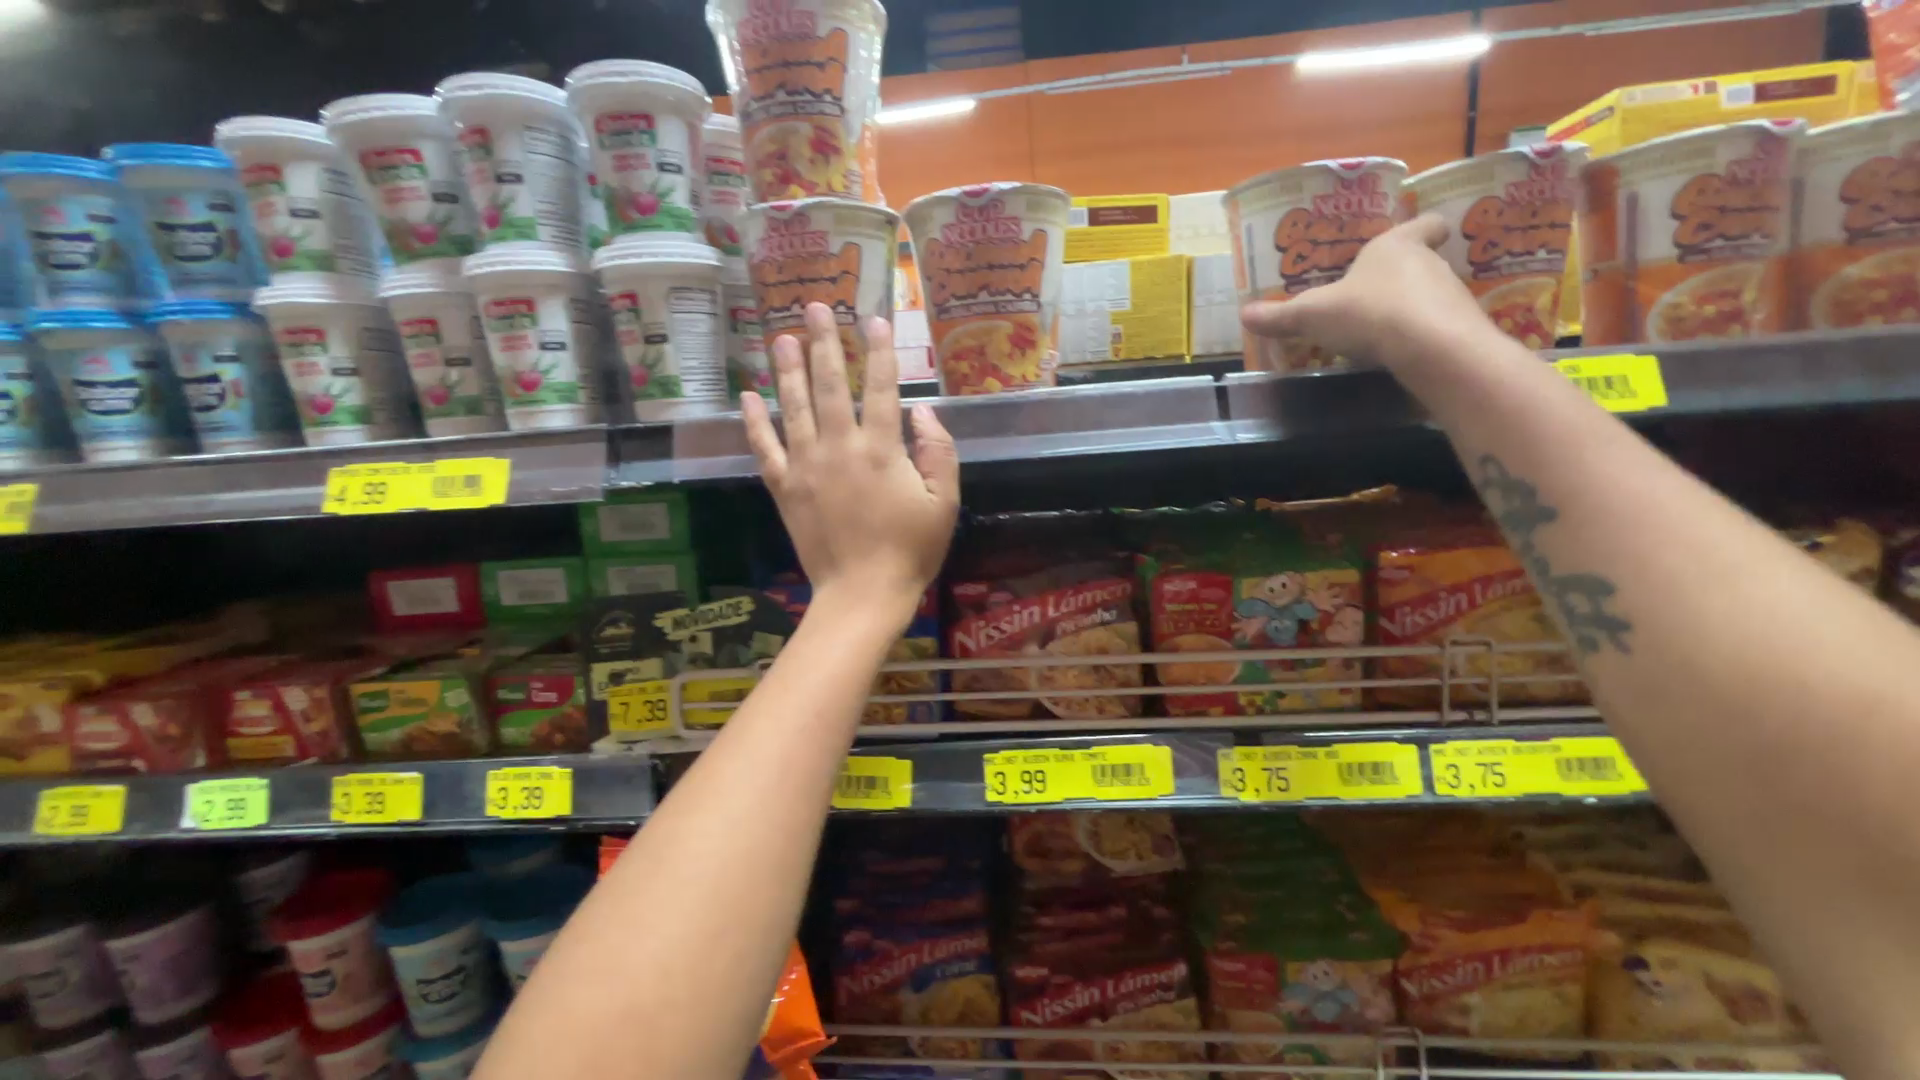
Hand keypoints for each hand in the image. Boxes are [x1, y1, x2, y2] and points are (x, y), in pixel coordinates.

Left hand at [742, 303, 958, 626]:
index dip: (879, 352)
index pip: (881, 389)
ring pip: (795, 407)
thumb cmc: (911, 551)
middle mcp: (840, 448)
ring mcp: (806, 466)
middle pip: (830, 385)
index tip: (873, 319)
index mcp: (882, 450)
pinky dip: (755, 422)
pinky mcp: (785, 488)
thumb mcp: (945, 504)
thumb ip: (938, 453)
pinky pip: (765, 448)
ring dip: (788, 370)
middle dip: (824, 343)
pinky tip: (748, 396)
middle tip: (814, 306)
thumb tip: (922, 409)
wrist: (862, 594)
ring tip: (782, 337)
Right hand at [1240, 214, 1494, 373]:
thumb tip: (1244, 315)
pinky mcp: (1459, 329)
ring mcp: (1449, 296)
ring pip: (1430, 296)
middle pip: (1422, 261)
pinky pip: (1437, 327)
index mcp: (1395, 246)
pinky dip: (1420, 338)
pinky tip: (1399, 354)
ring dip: (1410, 309)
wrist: (1432, 348)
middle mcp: (1428, 264)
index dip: (1422, 229)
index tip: (1422, 235)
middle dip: (1400, 277)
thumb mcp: (1312, 315)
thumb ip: (1280, 316)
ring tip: (1381, 332)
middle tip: (1373, 296)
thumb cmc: (1369, 312)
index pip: (1424, 225)